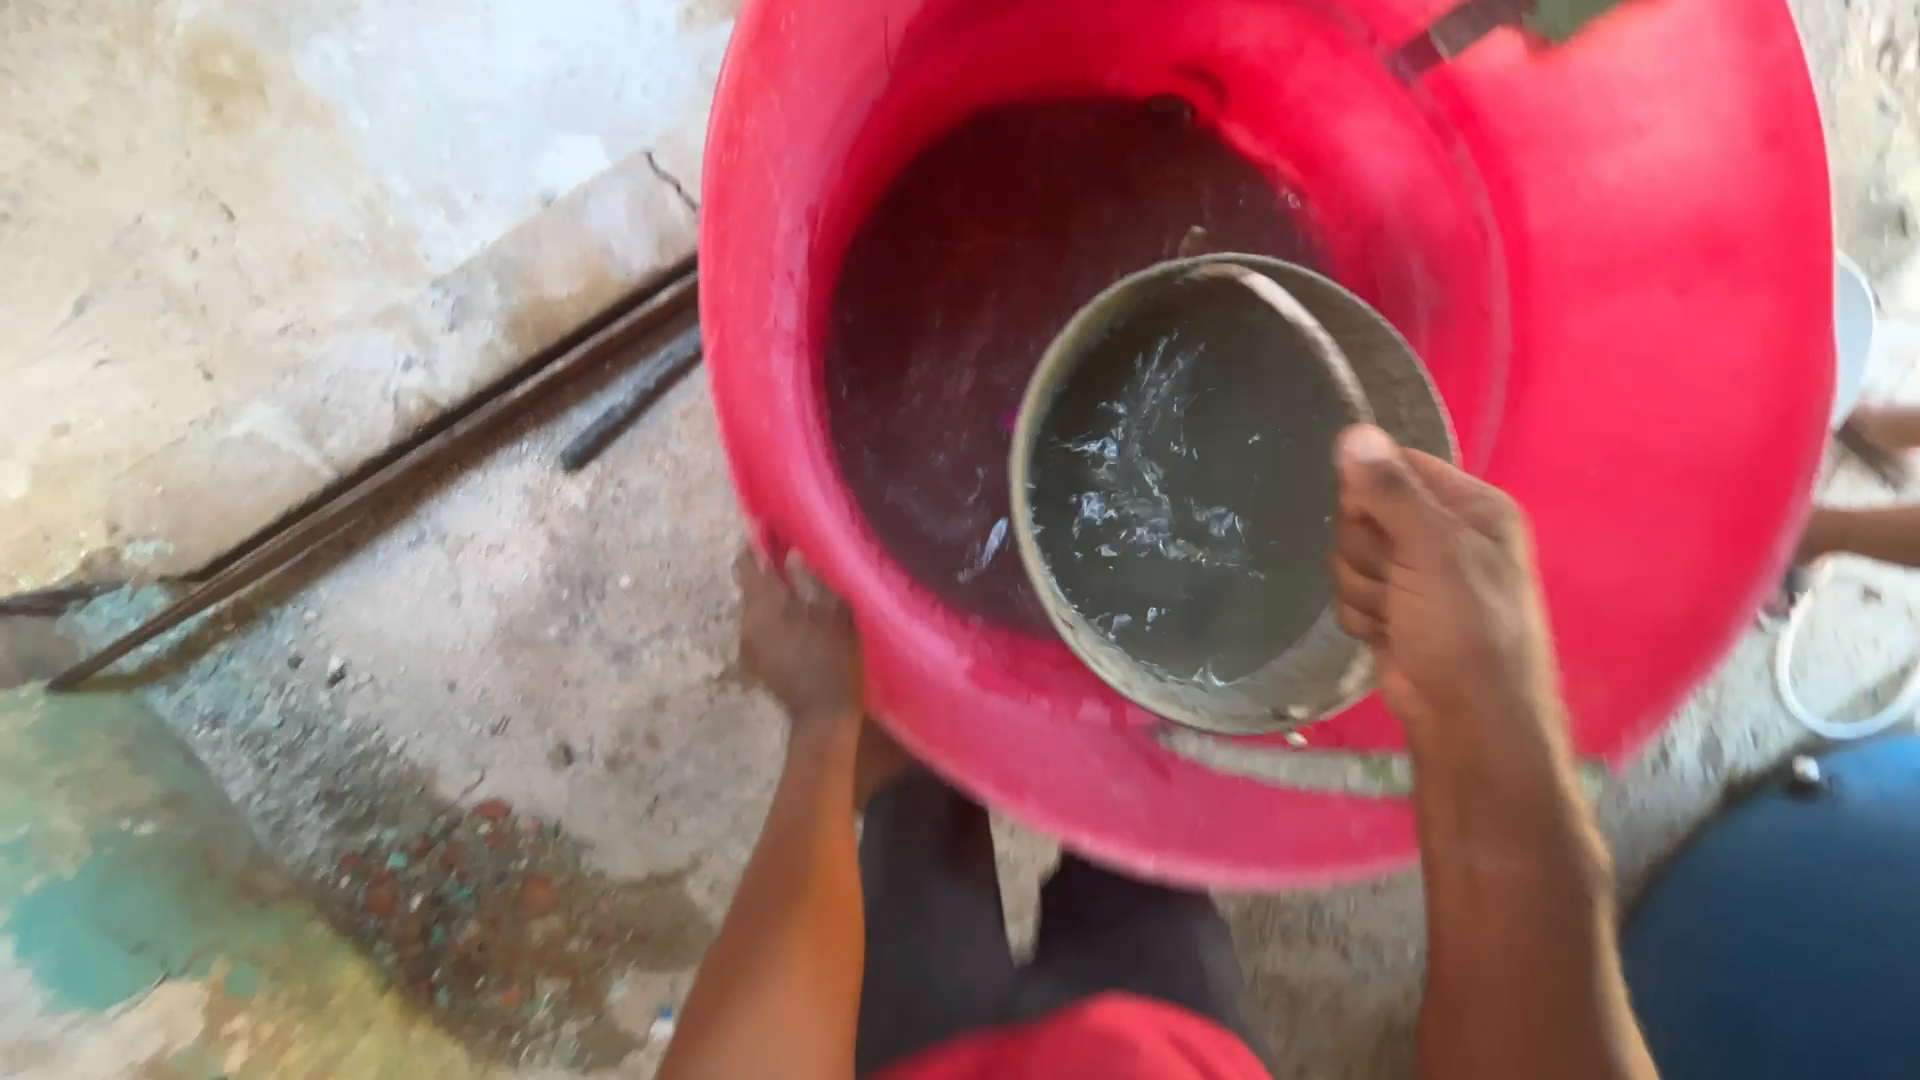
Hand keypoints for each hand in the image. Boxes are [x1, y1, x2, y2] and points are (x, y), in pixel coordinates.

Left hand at [734, 548, 864, 727]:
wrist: (823, 715)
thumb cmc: (834, 659)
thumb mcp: (834, 613)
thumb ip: (812, 580)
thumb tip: (795, 553)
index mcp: (763, 606)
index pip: (746, 564)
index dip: (756, 545)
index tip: (772, 532)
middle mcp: (747, 622)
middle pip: (752, 587)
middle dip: (771, 573)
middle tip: (798, 561)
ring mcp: (749, 645)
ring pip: (758, 609)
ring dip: (776, 598)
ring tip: (804, 593)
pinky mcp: (757, 661)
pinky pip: (763, 628)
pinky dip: (778, 619)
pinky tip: (802, 622)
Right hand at [1331, 426, 1563, 753]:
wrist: (1465, 715)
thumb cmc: (1465, 627)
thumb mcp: (1432, 550)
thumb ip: (1389, 491)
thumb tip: (1353, 430)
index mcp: (1469, 506)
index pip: (1394, 467)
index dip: (1371, 494)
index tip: (1374, 520)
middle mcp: (1442, 533)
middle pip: (1360, 513)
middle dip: (1366, 552)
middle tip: (1397, 579)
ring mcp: (1413, 572)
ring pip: (1346, 556)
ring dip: (1363, 589)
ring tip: (1398, 614)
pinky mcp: (1389, 605)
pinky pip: (1347, 592)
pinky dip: (1361, 615)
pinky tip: (1388, 632)